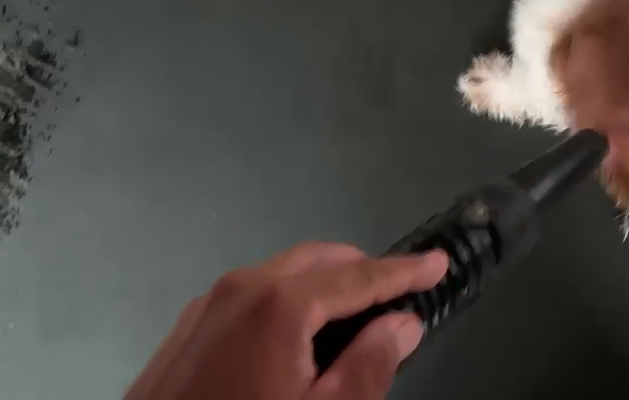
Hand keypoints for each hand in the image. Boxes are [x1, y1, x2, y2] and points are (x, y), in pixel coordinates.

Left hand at [125, 243, 448, 399]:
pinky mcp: (189, 326)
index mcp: (280, 302)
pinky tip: (294, 340)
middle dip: (362, 274)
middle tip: (396, 298)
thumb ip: (367, 367)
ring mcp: (210, 302)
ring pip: (284, 272)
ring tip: (351, 320)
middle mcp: (244, 285)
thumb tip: (402, 324)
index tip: (438, 262)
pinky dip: (287, 299)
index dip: (404, 271)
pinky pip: (253, 293)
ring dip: (324, 286)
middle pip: (320, 261)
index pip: (359, 276)